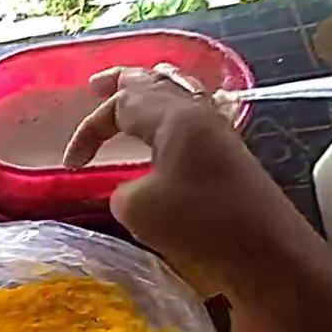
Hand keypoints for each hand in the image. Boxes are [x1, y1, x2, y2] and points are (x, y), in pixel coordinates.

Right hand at [64, 65, 312, 295]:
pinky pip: (191, 115)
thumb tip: (129, 189)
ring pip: (178, 94)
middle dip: (122, 83)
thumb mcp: (134, 207)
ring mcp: (216, 132)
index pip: (121, 105)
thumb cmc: (196, 222)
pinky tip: (169, 120)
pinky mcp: (225, 154)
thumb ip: (119, 189)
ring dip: (150, 91)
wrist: (259, 248)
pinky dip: (170, 110)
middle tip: (96, 85)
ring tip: (132, 91)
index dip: (88, 130)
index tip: (72, 166)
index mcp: (174, 119)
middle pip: (156, 84)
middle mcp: (198, 115)